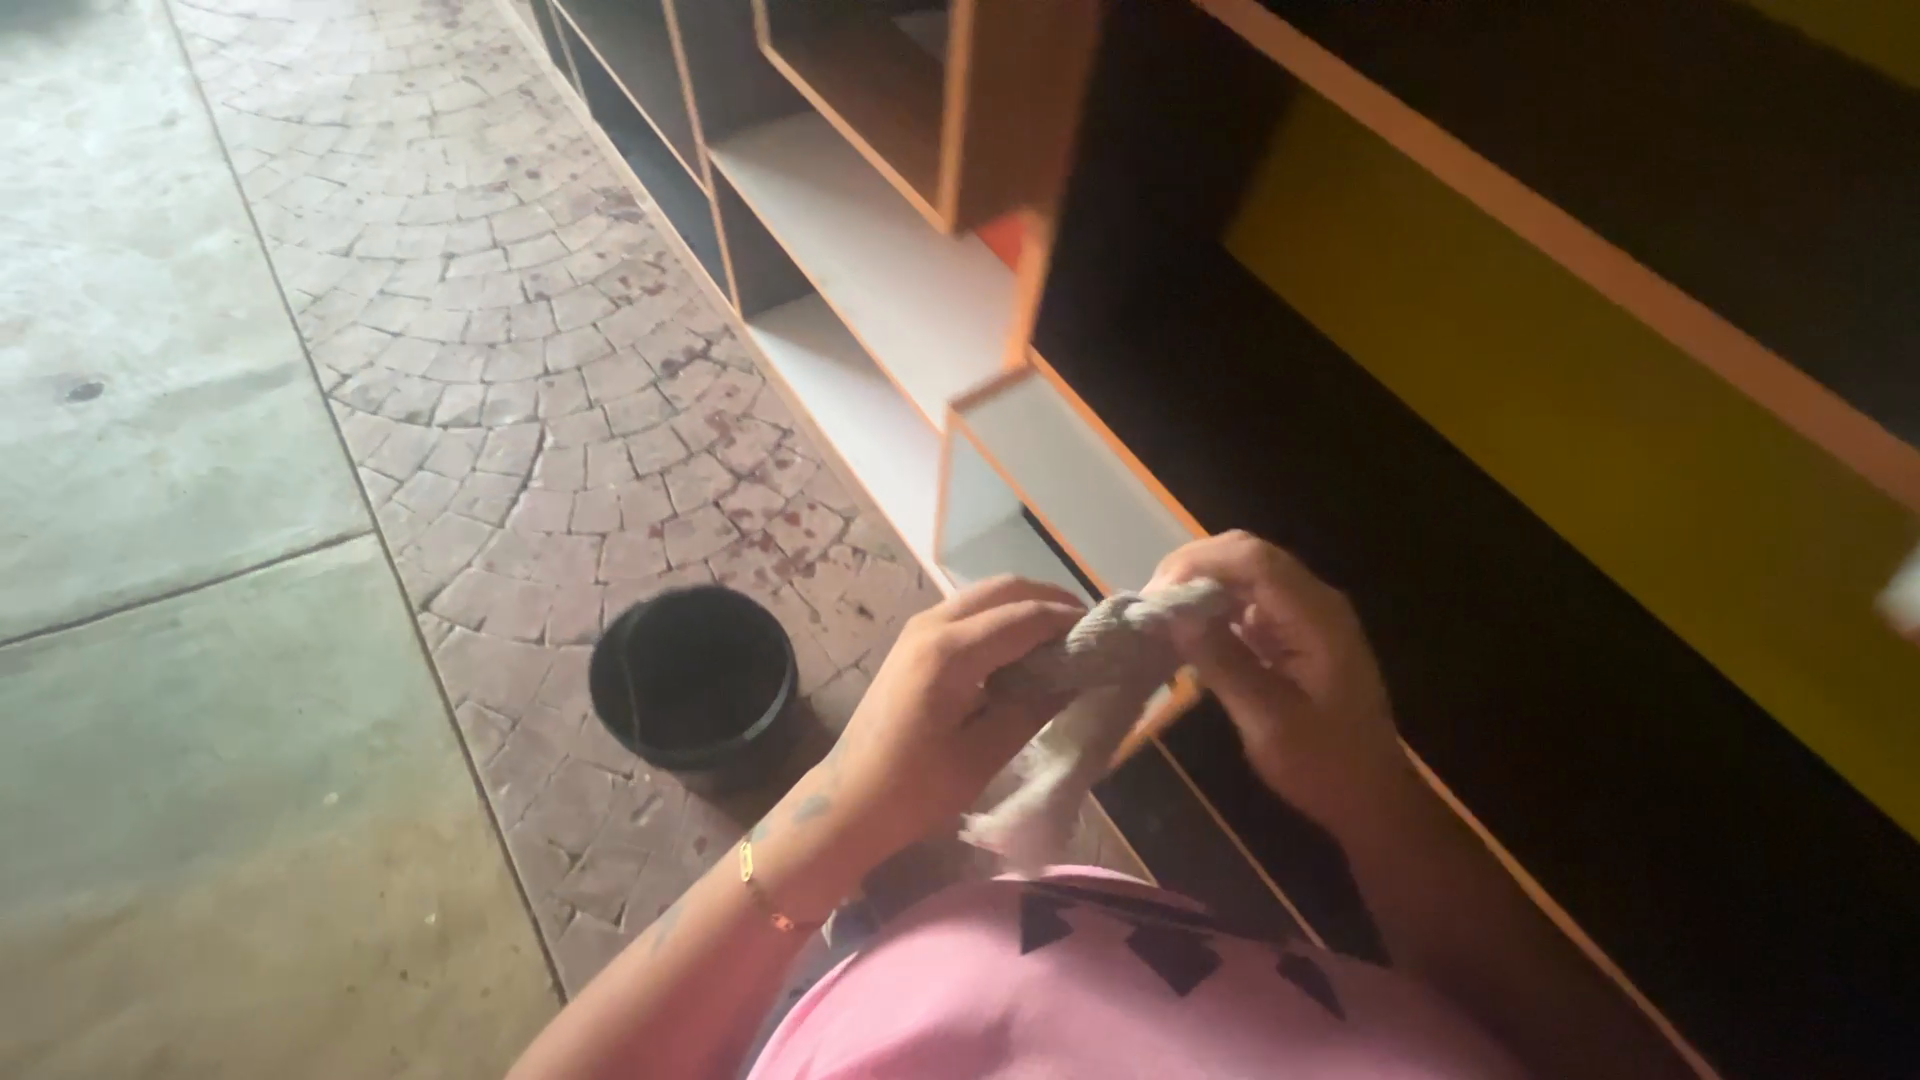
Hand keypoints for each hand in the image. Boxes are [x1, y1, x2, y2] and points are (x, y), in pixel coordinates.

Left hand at [811, 576, 1085, 862]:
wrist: (849, 800)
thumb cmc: (916, 790)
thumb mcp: (985, 754)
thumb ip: (1035, 706)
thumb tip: (1080, 675)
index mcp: (950, 653)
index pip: (1025, 617)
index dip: (1069, 621)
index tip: (1106, 634)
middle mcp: (932, 624)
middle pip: (1005, 588)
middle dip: (1051, 600)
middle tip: (1088, 630)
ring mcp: (919, 627)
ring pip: (986, 594)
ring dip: (1026, 605)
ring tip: (1063, 637)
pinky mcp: (914, 640)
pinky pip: (969, 610)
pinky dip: (1002, 616)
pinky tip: (1023, 647)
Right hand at [1148, 531, 1411, 814]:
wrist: (1370, 796)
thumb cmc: (1323, 765)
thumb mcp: (1267, 720)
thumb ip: (1221, 660)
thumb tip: (1172, 614)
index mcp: (1316, 616)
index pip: (1253, 560)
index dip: (1197, 565)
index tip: (1156, 598)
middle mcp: (1313, 600)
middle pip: (1246, 554)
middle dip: (1191, 568)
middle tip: (1150, 605)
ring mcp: (1303, 613)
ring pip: (1241, 571)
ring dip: (1197, 585)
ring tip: (1158, 617)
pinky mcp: (1290, 629)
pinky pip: (1244, 599)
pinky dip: (1210, 606)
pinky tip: (1184, 631)